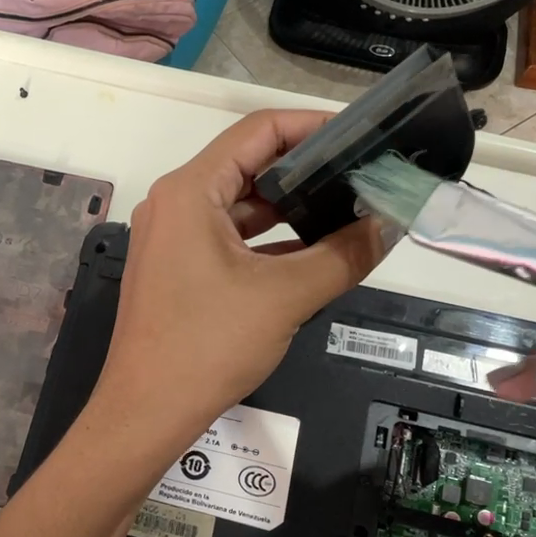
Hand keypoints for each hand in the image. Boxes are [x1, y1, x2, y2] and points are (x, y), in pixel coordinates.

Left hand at [90, 110, 385, 444]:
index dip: (312, 125)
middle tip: (362, 174)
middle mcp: (174, 204)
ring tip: (347, 209)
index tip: (360, 133)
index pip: (258, 131)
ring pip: (239, 206)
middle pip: (248, 166)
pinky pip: (228, 239)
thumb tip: (388, 224)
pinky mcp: (176, 269)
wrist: (146, 411)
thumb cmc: (207, 346)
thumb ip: (344, 255)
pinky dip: (268, 241)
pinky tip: (312, 251)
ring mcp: (171, 238)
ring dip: (289, 208)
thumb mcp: (286, 297)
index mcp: (189, 191)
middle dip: (307, 169)